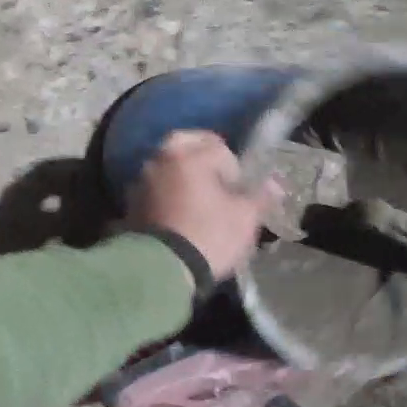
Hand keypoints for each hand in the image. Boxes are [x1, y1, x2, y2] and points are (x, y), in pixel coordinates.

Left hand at [126, 130, 280, 280]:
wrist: (162, 264)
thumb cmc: (209, 235)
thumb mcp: (245, 217)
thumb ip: (259, 195)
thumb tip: (275, 183)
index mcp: (187, 157)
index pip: (216, 146)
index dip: (233, 164)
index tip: (239, 185)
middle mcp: (159, 160)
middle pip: (182, 142)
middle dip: (202, 151)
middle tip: (220, 175)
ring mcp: (141, 178)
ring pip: (164, 161)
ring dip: (182, 169)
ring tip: (202, 193)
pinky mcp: (132, 198)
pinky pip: (154, 182)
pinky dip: (168, 186)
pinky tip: (181, 206)